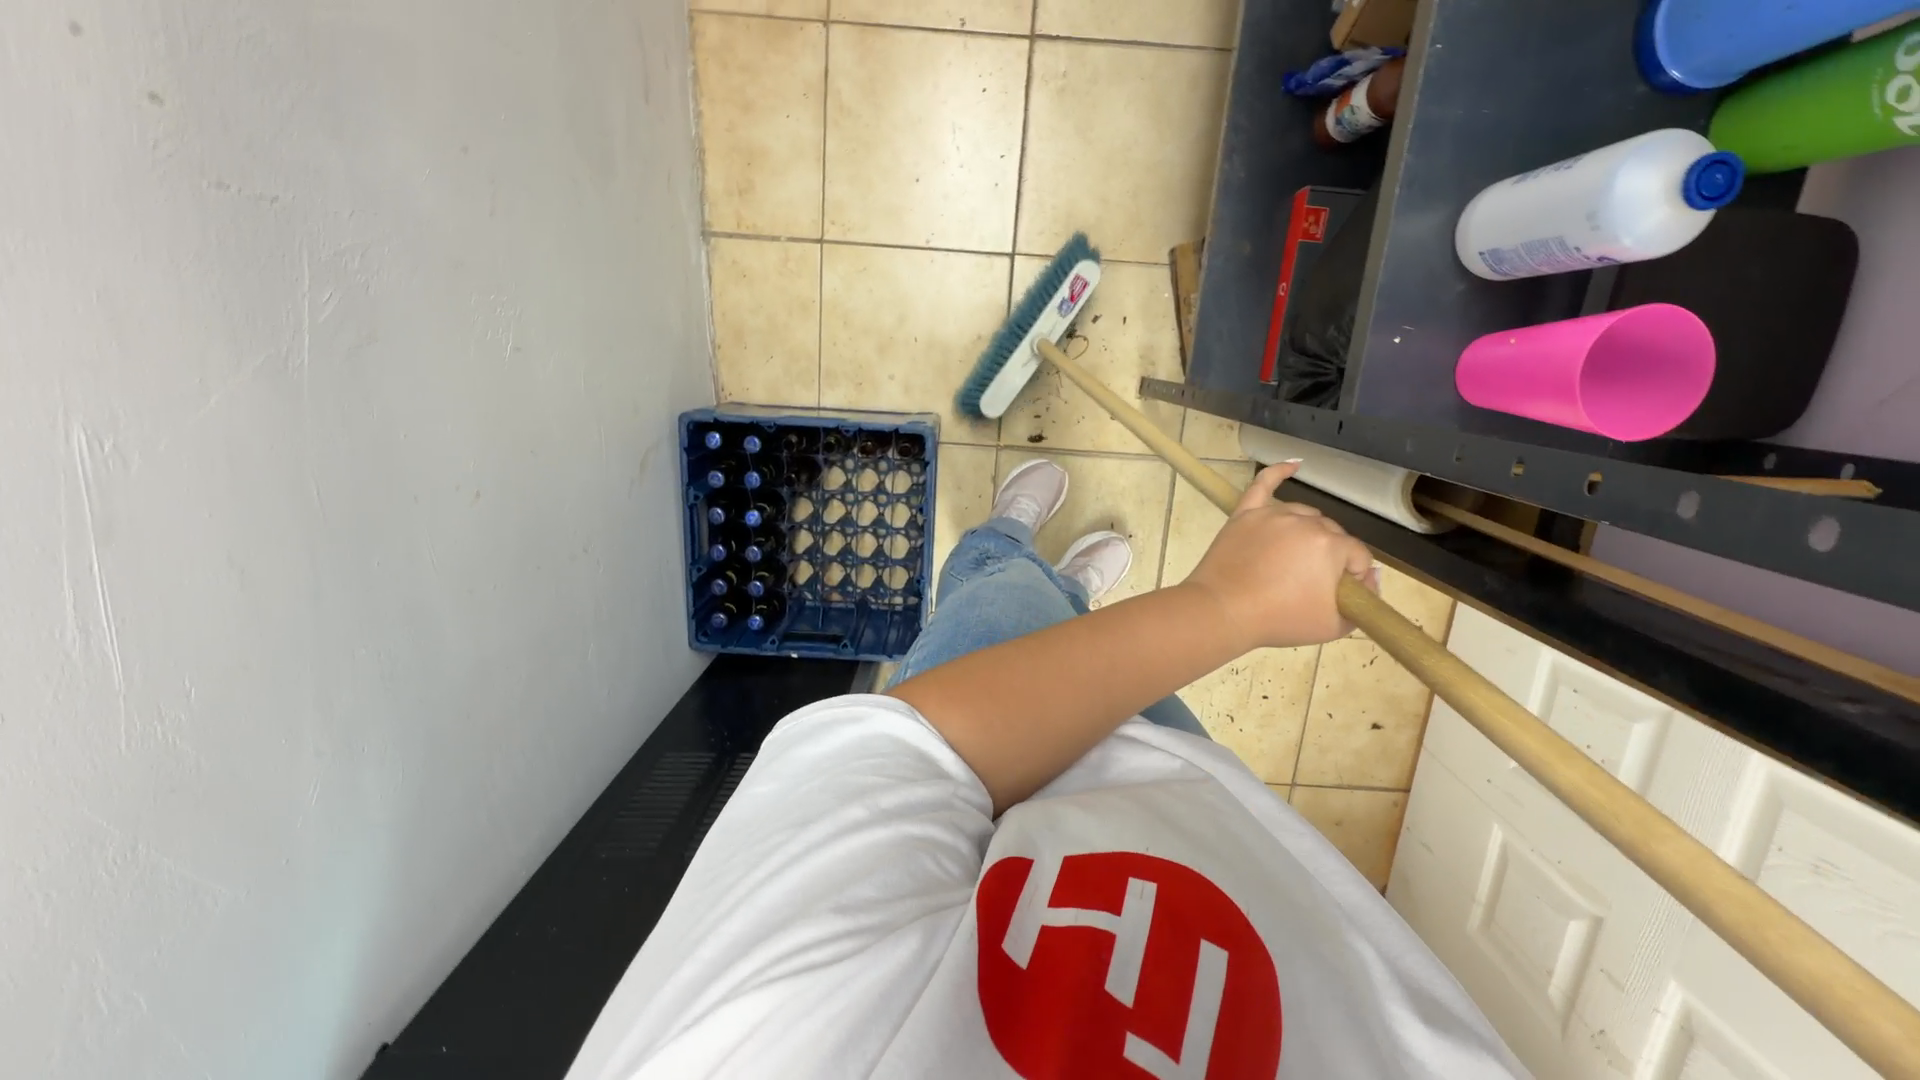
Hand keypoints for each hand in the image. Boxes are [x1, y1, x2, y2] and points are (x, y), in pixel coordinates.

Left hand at [1180, 461, 1377, 649]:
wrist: (1222, 611)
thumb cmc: (1278, 620)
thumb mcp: (1332, 625)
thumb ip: (1361, 603)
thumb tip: (1370, 578)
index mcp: (1331, 545)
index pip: (1358, 555)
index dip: (1355, 577)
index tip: (1341, 595)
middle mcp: (1305, 522)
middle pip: (1331, 533)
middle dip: (1330, 558)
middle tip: (1311, 583)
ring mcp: (1273, 515)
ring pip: (1304, 515)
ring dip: (1309, 532)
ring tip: (1297, 558)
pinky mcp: (1245, 514)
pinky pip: (1263, 484)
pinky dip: (1278, 472)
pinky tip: (1294, 465)